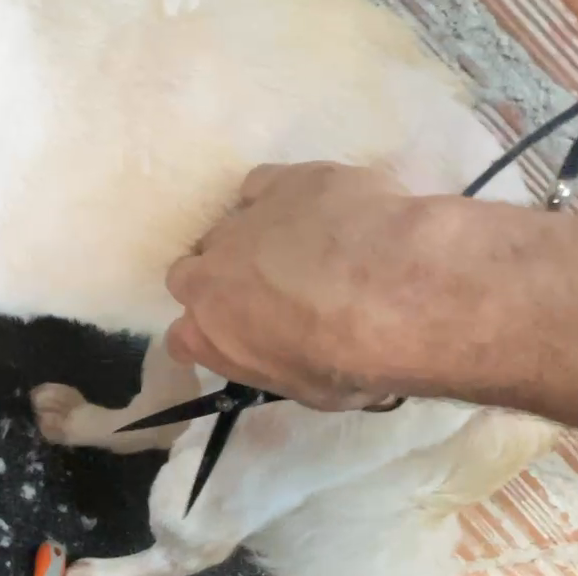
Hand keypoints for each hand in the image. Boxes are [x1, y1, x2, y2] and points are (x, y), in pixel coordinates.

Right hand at [164, 162, 471, 409]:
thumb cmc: (348, 361)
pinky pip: (261, 183)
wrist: (397, 294)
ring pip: (225, 228)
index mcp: (202, 335)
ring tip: (296, 244)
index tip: (232, 334)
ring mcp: (239, 227)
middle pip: (190, 274)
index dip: (206, 333)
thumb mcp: (302, 390)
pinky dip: (276, 194)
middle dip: (218, 280)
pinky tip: (309, 205)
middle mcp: (204, 278)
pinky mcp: (281, 185)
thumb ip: (272, 364)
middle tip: (261, 287)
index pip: (181, 336)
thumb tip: (288, 355)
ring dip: (249, 239)